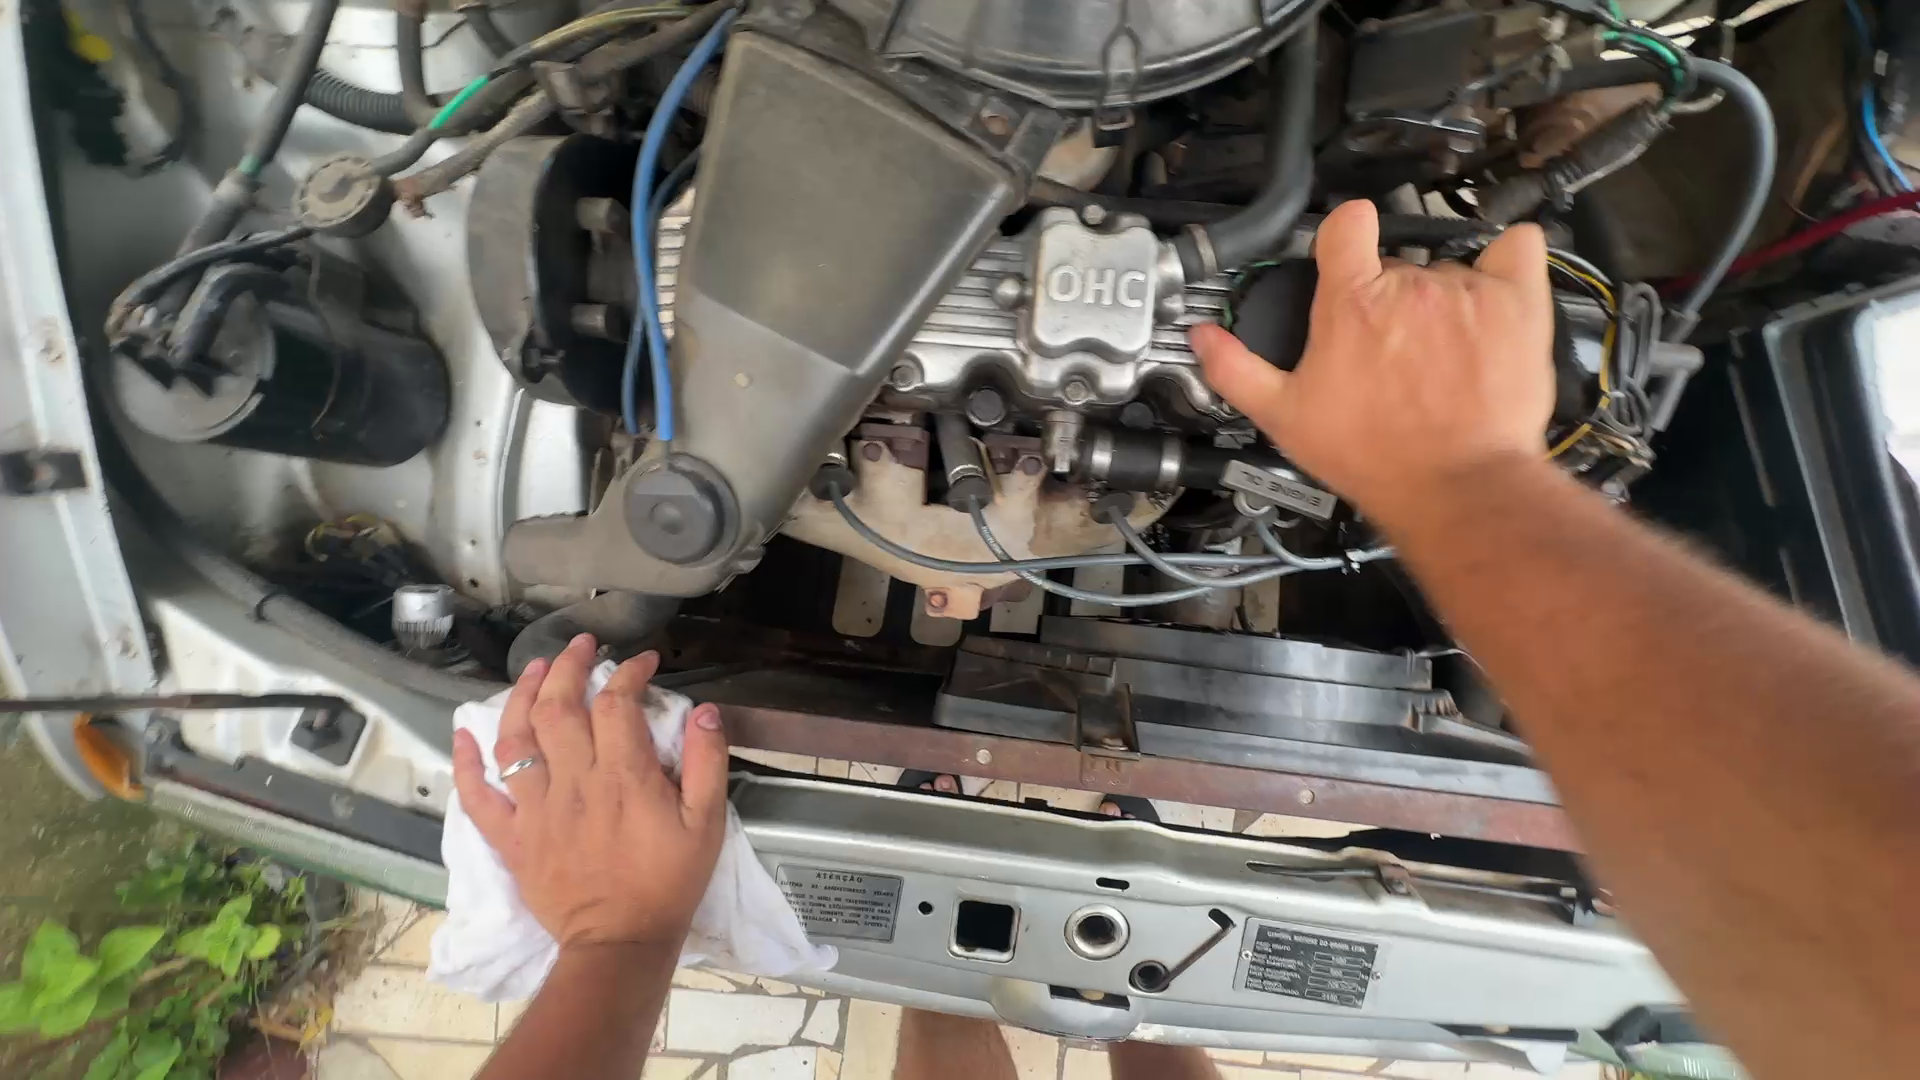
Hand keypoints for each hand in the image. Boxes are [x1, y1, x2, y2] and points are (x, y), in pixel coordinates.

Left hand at [452, 635, 729, 948]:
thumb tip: (704, 709)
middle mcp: (573, 783)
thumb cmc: (669, 879)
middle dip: (569, 667)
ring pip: (515, 739)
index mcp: (623, 776)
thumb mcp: (708, 820)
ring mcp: (535, 810)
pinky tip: (463, 733)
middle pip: (558, 708)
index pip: (617, 703)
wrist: (619, 944)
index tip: (645, 662)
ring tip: (535, 669)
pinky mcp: (512, 838)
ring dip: (521, 696)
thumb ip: (707, 760)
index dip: (629, 673)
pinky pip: (477, 797)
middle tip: (582, 645)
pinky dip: (465, 762)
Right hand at [1190, 199, 1555, 523]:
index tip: (1342, 259)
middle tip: (1382, 349)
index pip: (1346, 223)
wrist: (1451, 483)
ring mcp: (1466, 290)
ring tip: (1433, 352)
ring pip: (1444, 271)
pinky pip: (1516, 247)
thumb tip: (1204, 337)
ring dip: (1436, 300)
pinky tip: (1486, 296)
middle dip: (1384, 298)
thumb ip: (1235, 368)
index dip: (1341, 237)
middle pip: (1393, 263)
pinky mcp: (1517, 302)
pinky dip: (1502, 263)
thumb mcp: (1282, 415)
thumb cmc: (1368, 451)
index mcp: (1350, 303)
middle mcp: (1409, 285)